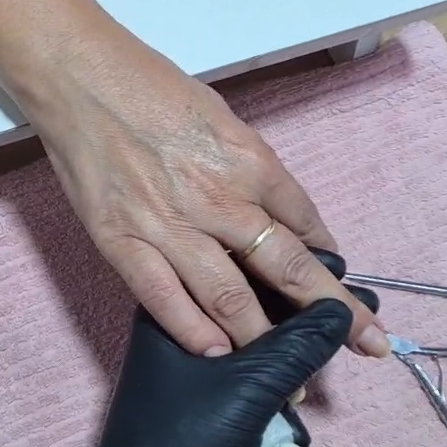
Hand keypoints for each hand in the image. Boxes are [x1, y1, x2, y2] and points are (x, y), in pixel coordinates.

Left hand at [24, 265, 380, 446]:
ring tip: (356, 330)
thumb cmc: (183, 444)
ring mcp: (192, 352)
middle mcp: (180, 318)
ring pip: (258, 326)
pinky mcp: (205, 384)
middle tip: (366, 304)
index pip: (242, 268)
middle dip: (310, 301)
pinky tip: (320, 358)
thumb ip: (297, 345)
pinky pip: (254, 355)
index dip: (297, 267)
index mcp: (173, 303)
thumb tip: (344, 308)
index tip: (347, 273)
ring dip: (304, 331)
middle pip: (255, 295)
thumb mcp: (246, 390)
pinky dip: (288, 357)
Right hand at [27, 35, 386, 357]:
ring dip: (265, 338)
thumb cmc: (148, 85)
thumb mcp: (218, 114)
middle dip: (333, 311)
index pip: (304, 221)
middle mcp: (218, 198)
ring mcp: (168, 225)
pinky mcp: (122, 242)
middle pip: (286, 267)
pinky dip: (194, 332)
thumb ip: (248, 164)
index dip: (328, 257)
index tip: (339, 280)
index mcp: (247, 160)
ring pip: (230, 297)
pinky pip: (163, 299)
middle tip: (369, 344)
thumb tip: (272, 207)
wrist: (78, 76)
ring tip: (292, 370)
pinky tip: (217, 353)